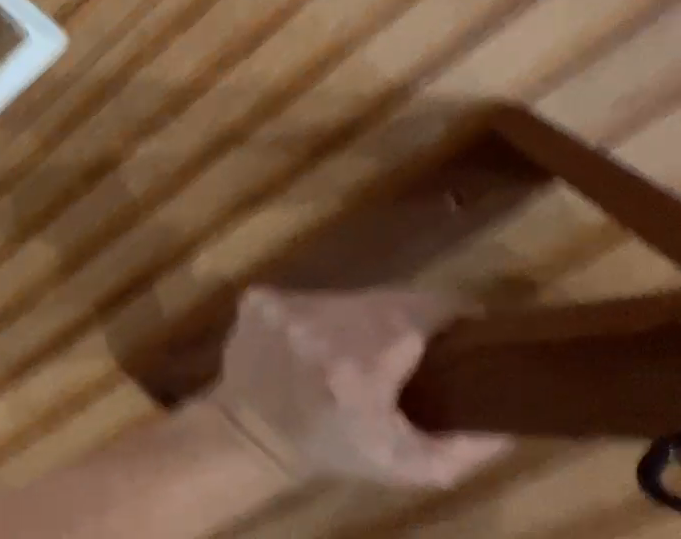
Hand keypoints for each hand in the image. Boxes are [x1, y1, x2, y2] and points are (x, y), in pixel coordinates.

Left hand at [207, 288, 509, 487]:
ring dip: (364, 319)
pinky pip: (311, 298)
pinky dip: (325, 317)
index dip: (454, 314)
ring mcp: (282, 305)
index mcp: (359, 360)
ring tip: (369, 350)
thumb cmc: (335, 449)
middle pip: (386, 301)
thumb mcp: (417, 465)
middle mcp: (317, 323)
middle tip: (424, 347)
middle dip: (411, 321)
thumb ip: (473, 445)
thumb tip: (513, 415)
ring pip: (347, 298)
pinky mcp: (258, 298)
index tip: (472, 329)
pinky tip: (323, 343)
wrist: (249, 430)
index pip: (422, 308)